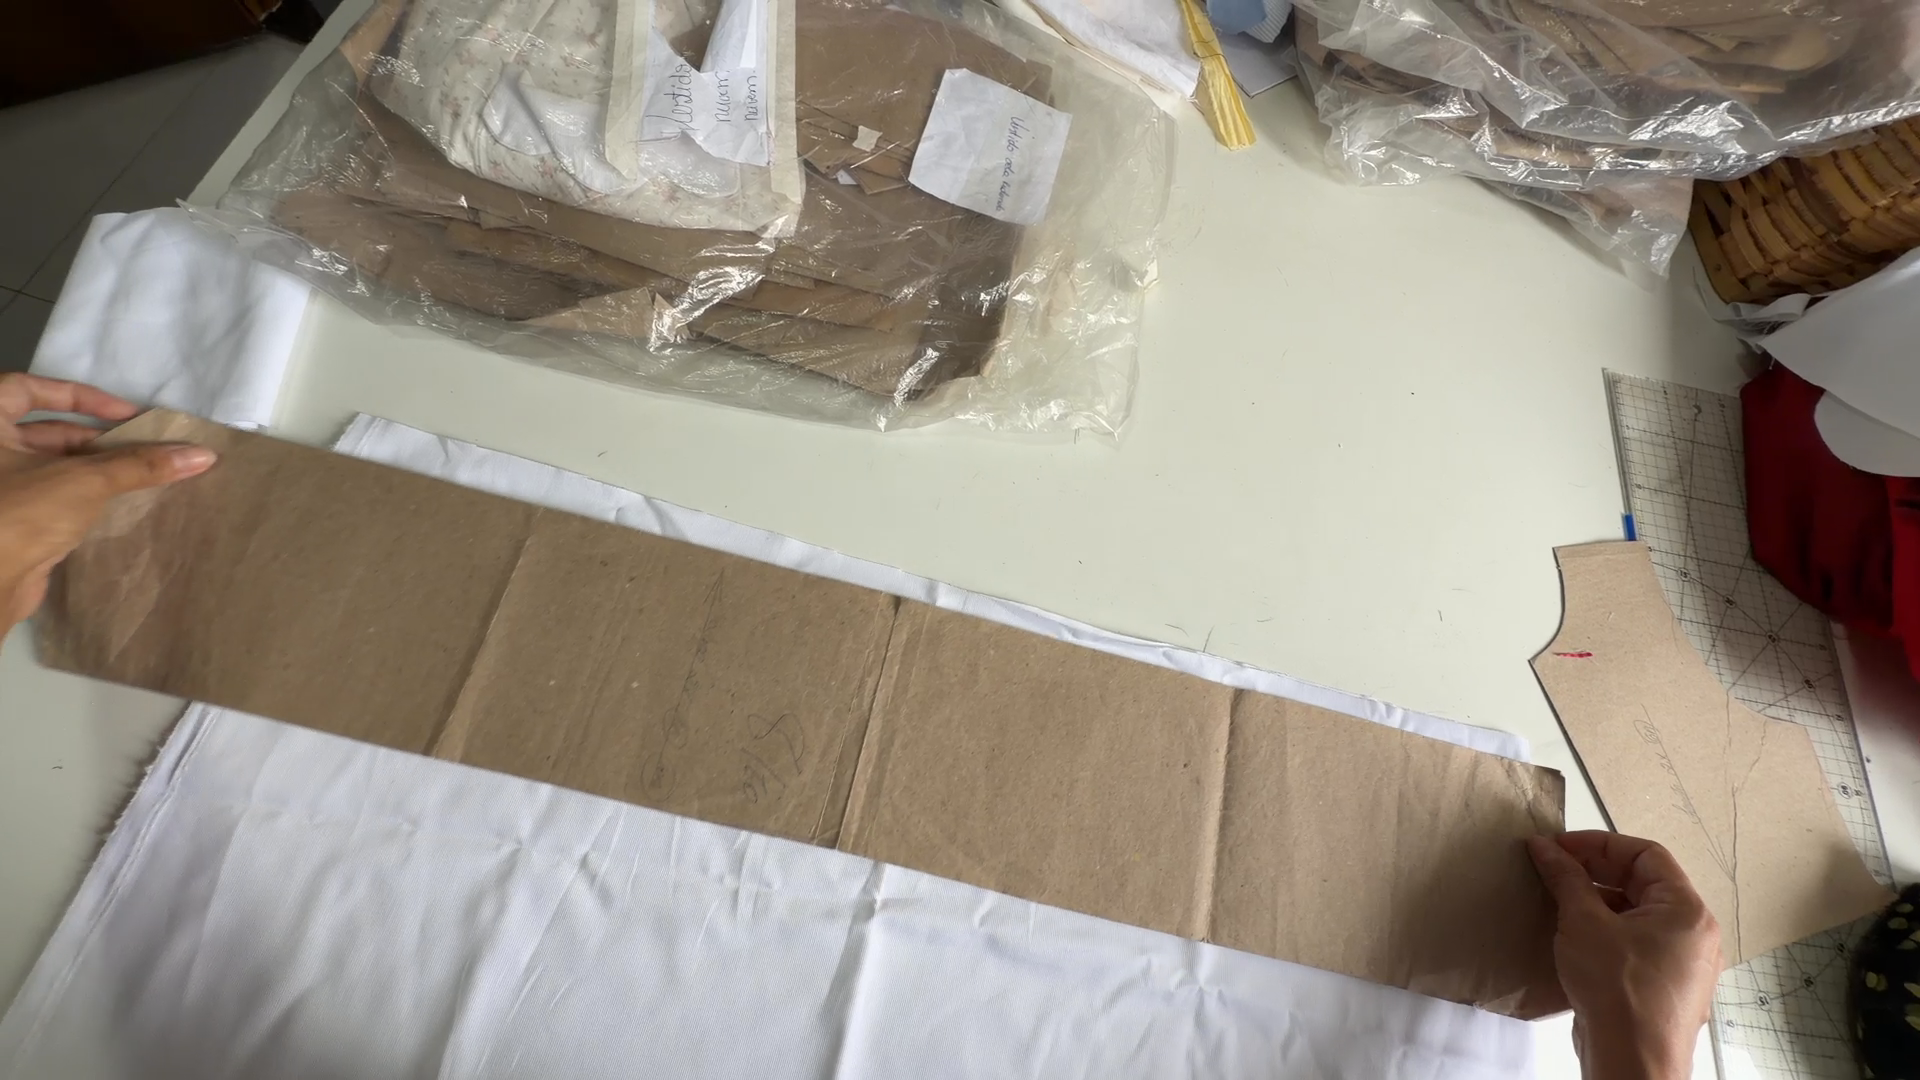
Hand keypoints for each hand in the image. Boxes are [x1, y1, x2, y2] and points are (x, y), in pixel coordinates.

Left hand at [0, 375, 216, 635]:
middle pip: (44, 430)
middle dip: (101, 438)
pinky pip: (52, 492)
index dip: (79, 396)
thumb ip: (142, 464)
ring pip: (52, 464)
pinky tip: (126, 501)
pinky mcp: (7, 516)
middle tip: (152, 451)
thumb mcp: (85, 480)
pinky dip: (88, 492)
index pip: (24, 390)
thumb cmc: (14, 513)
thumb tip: (203, 454)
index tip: (127, 416)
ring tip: (150, 477)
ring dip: (101, 468)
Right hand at [1528, 831, 1720, 1079]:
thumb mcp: (1582, 919)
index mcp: (1686, 911)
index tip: (1558, 848)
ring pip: (1635, 907)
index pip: (1646, 853)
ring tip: (1556, 895)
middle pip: (1642, 878)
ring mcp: (1681, 958)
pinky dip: (1603, 920)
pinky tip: (1572, 927)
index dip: (1599, 843)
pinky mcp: (1663, 978)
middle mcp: (1693, 932)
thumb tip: (1543, 845)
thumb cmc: (1615, 983)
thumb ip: (1565, 876)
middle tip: (1551, 866)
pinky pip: (1634, 933)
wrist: (1632, 1056)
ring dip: (1595, 893)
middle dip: (1594, 866)